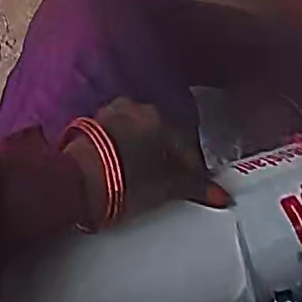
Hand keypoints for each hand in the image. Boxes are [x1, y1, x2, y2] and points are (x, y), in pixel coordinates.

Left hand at [64, 99, 231, 223]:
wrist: (78, 178)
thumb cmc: (127, 180)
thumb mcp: (166, 187)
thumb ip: (195, 187)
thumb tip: (223, 195)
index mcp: (159, 118)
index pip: (186, 144)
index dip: (193, 168)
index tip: (193, 186)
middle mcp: (136, 106)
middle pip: (161, 133)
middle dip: (168, 155)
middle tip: (170, 180)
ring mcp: (111, 111)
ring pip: (138, 130)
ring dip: (145, 148)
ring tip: (146, 174)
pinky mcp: (92, 121)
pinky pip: (119, 132)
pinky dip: (127, 146)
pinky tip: (125, 163)